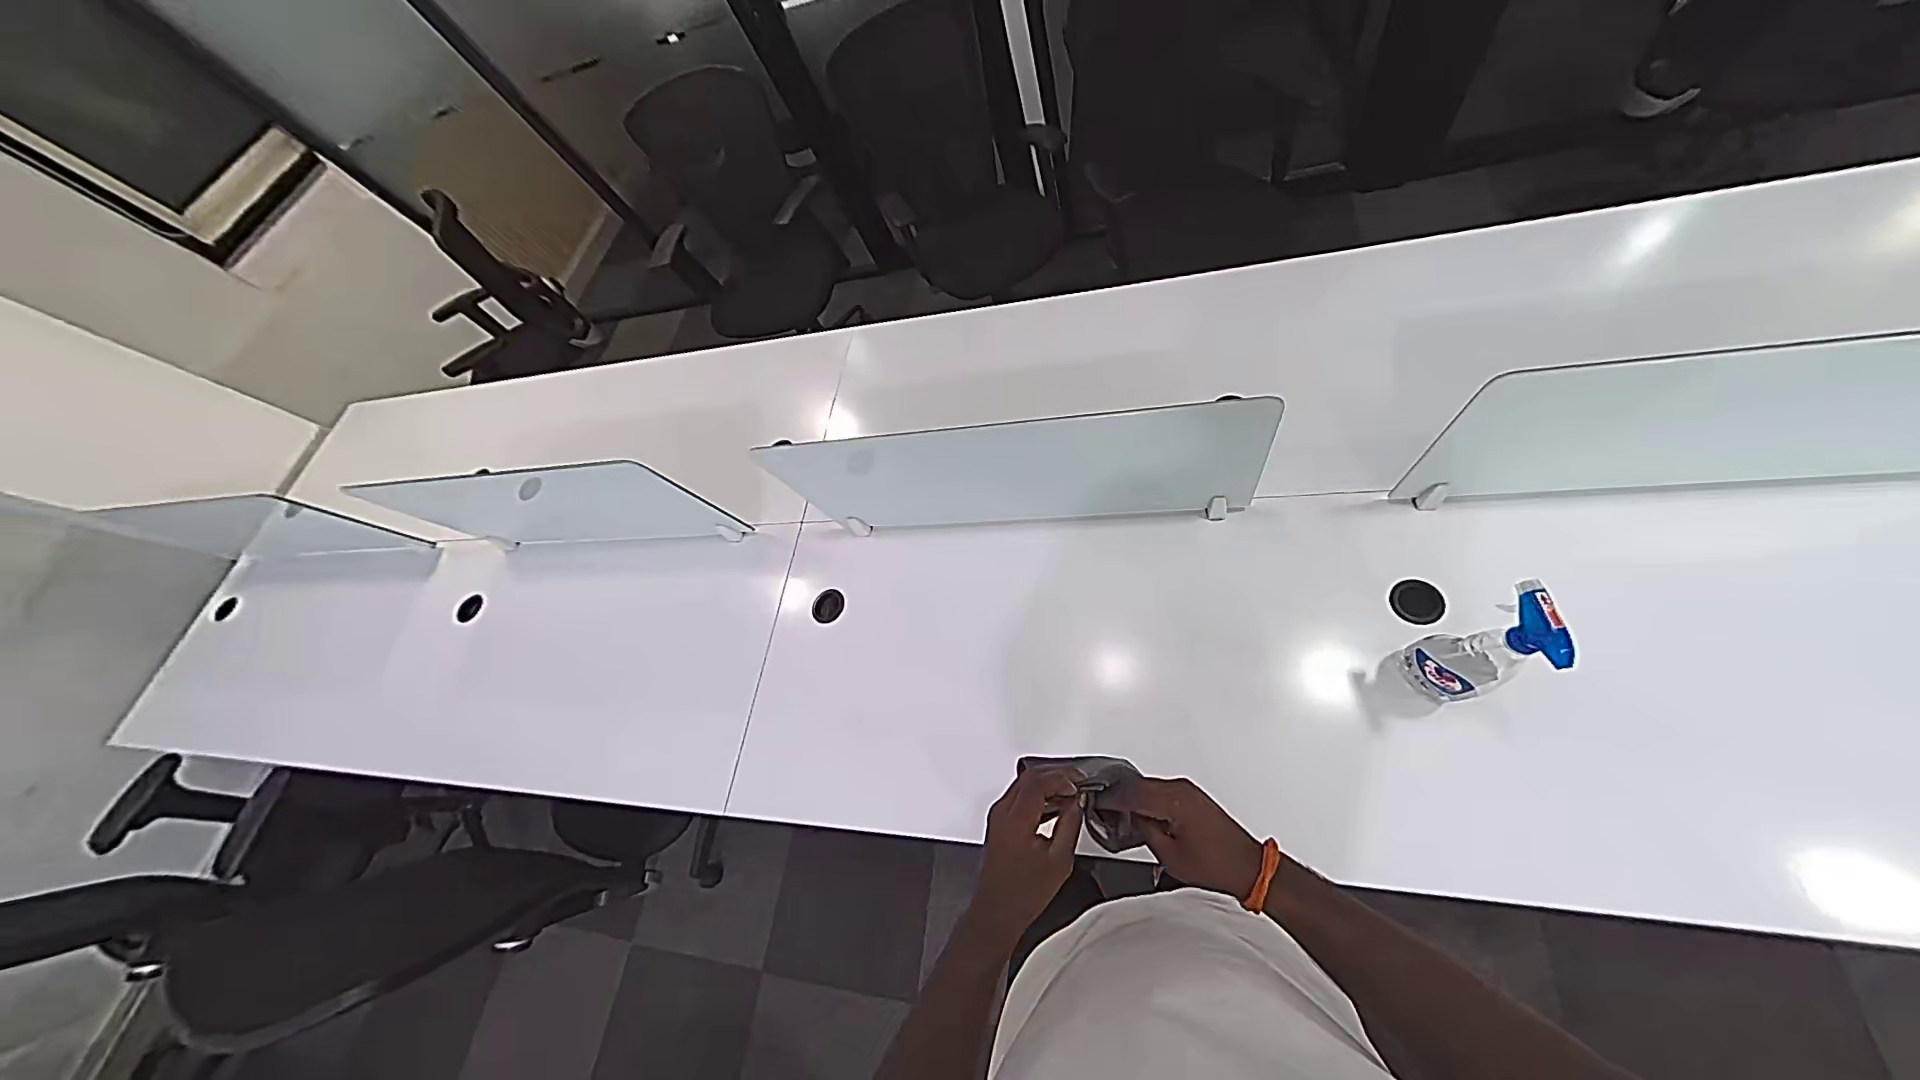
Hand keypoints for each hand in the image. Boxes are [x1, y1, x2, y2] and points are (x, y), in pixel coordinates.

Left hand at [965, 766, 1083, 944]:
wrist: (997, 912)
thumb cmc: (1022, 894)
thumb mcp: (1059, 861)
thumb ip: (1070, 825)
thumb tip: (1077, 803)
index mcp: (1015, 820)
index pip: (1038, 781)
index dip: (1062, 777)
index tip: (1079, 782)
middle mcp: (1002, 812)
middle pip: (1029, 777)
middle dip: (1056, 774)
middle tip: (1077, 780)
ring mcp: (998, 816)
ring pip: (1023, 784)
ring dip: (1047, 783)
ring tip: (1070, 792)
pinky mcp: (999, 822)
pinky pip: (1019, 797)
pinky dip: (1038, 795)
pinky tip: (1055, 805)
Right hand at [1105, 777, 1262, 899]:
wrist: (1248, 869)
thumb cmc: (1217, 866)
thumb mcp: (1170, 855)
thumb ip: (1146, 830)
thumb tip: (1132, 818)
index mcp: (1174, 801)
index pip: (1132, 793)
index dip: (1111, 799)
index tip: (1098, 802)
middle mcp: (1181, 789)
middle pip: (1139, 785)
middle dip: (1121, 795)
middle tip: (1105, 807)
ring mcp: (1189, 790)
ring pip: (1150, 786)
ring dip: (1135, 796)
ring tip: (1122, 812)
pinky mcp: (1194, 795)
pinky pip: (1163, 790)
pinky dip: (1149, 797)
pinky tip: (1144, 812)